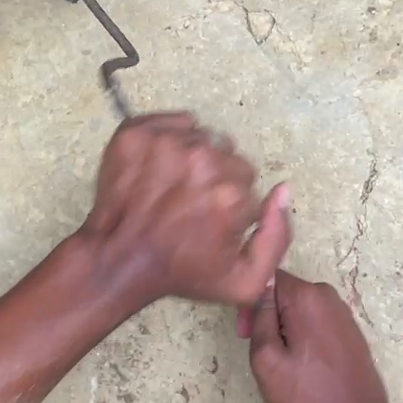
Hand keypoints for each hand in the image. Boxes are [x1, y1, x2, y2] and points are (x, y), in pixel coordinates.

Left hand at [77, 113, 291, 309]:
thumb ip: (279, 237)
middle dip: (216, 177)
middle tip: (190, 202)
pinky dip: (172, 138)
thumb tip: (284, 189)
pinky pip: (175, 122)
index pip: (247, 182)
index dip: (231, 202)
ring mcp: (168, 142)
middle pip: (227, 155)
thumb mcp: (243, 280)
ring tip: (172, 185)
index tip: (210, 219)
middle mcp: (205, 159)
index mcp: (232, 193)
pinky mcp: (140, 130)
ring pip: (202, 138)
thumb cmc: (181, 271)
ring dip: (193, 158)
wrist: (118, 257)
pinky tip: (160, 166)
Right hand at [244, 270, 397, 402]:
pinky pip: (317, 323)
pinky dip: (305, 336)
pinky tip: (304, 366)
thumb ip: (259, 318)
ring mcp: (343, 314)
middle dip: (268, 316)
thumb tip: (261, 292)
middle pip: (285, 293)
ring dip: (286, 328)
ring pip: (301, 309)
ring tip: (283, 364)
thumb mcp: (266, 359)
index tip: (246, 333)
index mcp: (307, 296)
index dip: (251, 302)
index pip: (268, 278)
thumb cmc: (308, 395)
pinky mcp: (351, 333)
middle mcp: (328, 296)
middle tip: (261, 353)